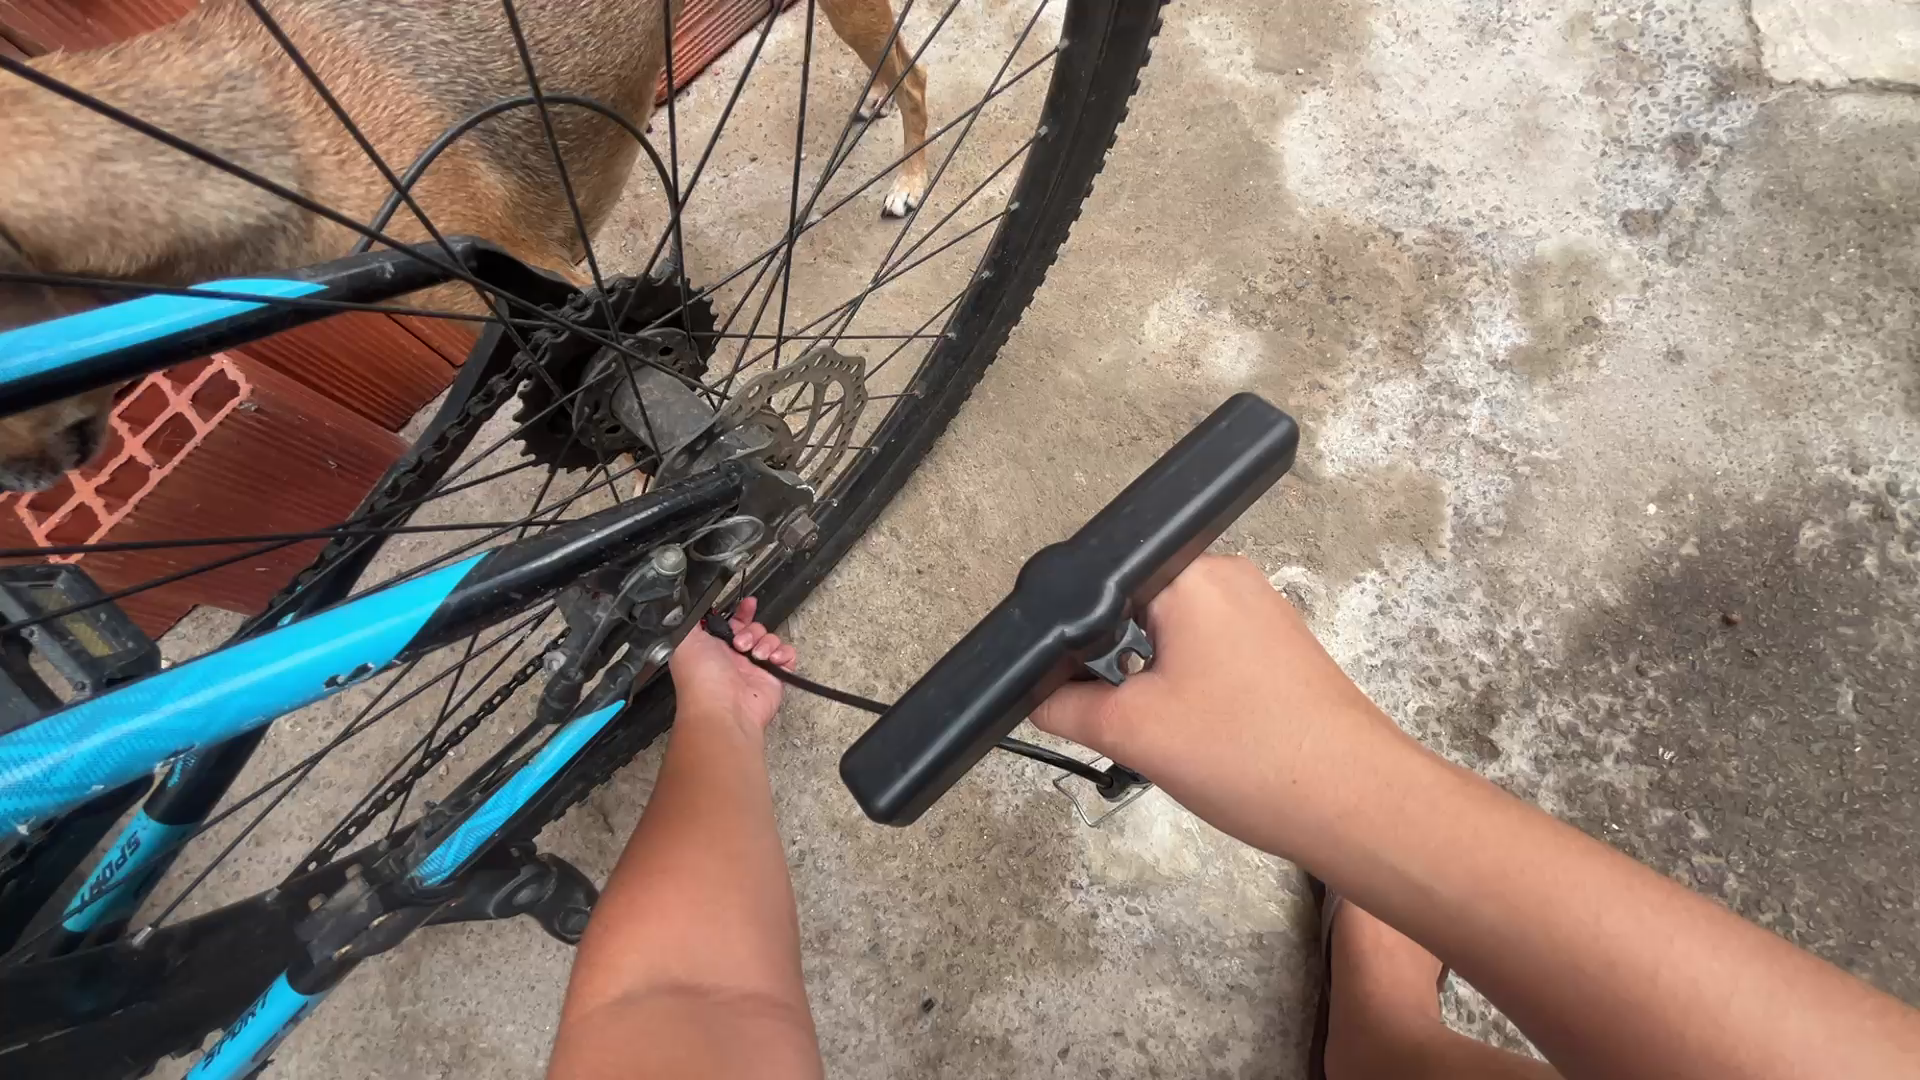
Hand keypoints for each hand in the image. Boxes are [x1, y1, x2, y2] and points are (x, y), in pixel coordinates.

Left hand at [668, 597, 796, 738]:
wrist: (723, 708)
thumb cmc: (700, 680)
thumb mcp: (684, 640)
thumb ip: (689, 620)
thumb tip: (690, 605)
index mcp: (713, 648)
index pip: (732, 624)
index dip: (742, 612)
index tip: (748, 604)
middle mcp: (734, 658)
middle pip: (754, 629)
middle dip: (752, 630)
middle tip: (742, 643)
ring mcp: (755, 668)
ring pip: (771, 640)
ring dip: (767, 642)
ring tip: (757, 655)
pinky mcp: (773, 677)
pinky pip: (787, 656)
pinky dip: (784, 654)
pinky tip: (773, 659)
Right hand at [1030, 555, 1411, 859]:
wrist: (1359, 807)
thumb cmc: (1241, 752)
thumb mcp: (1130, 731)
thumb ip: (1062, 706)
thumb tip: (1038, 696)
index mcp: (1189, 573)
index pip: (1099, 588)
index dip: (1072, 640)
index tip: (1066, 686)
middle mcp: (1226, 575)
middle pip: (1133, 611)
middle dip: (1113, 664)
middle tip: (1115, 713)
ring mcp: (1259, 609)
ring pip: (1168, 635)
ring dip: (1148, 678)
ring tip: (1160, 727)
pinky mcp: (1278, 645)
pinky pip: (1206, 651)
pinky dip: (1186, 684)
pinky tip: (1197, 728)